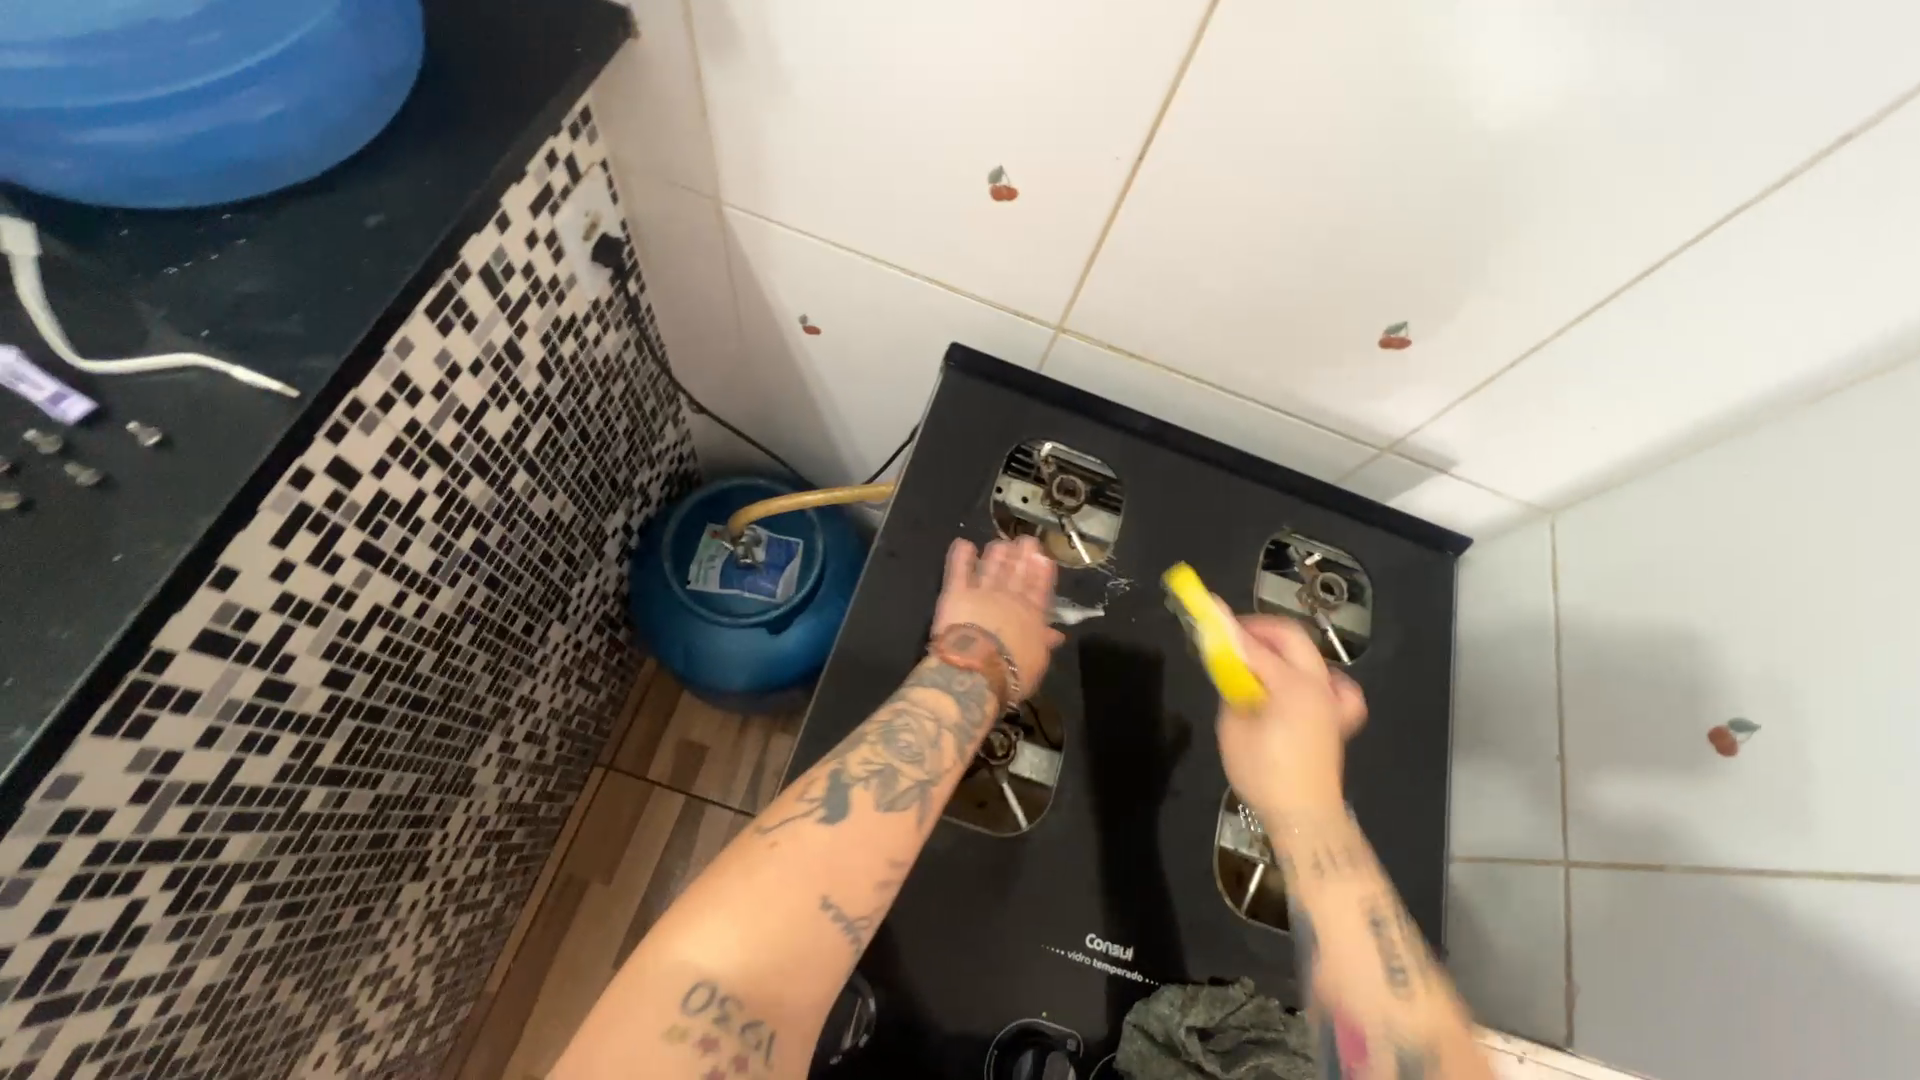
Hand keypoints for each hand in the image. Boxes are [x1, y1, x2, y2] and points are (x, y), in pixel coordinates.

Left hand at [933, 537, 1064, 701]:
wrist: (977, 669)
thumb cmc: (1012, 671)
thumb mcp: (1037, 661)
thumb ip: (1044, 642)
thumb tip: (1056, 634)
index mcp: (1031, 615)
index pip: (1039, 589)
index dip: (1041, 572)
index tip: (1043, 557)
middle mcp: (1009, 598)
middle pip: (1017, 573)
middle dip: (1022, 556)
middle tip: (1025, 540)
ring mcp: (982, 592)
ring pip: (991, 567)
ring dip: (997, 554)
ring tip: (1000, 543)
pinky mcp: (956, 592)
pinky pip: (959, 569)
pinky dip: (961, 555)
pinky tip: (963, 543)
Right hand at [1215, 604, 1367, 817]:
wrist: (1305, 816)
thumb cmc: (1263, 773)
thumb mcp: (1233, 727)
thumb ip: (1232, 688)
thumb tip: (1230, 666)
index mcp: (1291, 686)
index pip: (1253, 646)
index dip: (1228, 628)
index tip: (1209, 610)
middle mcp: (1317, 685)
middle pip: (1292, 638)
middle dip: (1261, 629)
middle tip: (1232, 635)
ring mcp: (1332, 701)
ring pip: (1313, 656)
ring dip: (1285, 649)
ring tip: (1260, 660)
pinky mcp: (1338, 719)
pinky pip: (1337, 687)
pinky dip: (1319, 678)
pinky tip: (1304, 686)